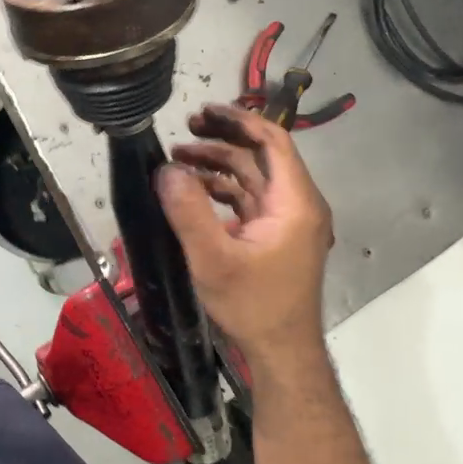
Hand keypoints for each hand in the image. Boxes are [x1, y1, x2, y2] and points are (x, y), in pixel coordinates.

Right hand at [157, 103, 334, 370]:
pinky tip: (190, 191)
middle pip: (261, 155)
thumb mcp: (214, 258)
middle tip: (186, 127)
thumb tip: (165, 170)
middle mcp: (296, 204)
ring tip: (177, 158)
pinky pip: (247, 200)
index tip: (204, 112)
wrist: (281, 352)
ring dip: (217, 164)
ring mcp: (286, 221)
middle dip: (223, 138)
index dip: (239, 121)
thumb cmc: (253, 305)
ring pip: (251, 177)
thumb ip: (189, 211)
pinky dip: (220, 190)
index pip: (273, 142)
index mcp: (294, 202)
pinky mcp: (274, 236)